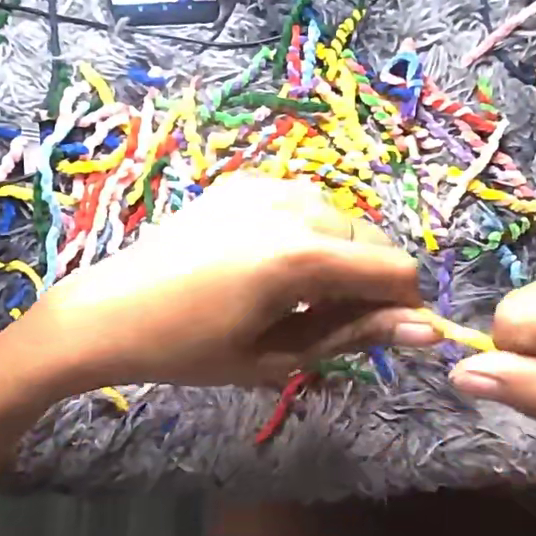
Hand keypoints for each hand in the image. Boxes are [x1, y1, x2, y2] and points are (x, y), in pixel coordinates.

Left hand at [26, 174, 439, 390]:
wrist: (109, 310)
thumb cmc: (188, 349)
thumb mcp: (275, 354)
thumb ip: (353, 335)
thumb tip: (426, 331)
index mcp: (300, 256)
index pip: (395, 269)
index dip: (402, 305)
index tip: (379, 333)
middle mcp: (292, 206)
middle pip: (372, 240)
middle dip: (367, 282)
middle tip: (325, 322)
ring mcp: (265, 186)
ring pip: (341, 219)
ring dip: (339, 256)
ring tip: (293, 294)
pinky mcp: (243, 181)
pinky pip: (304, 204)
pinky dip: (307, 233)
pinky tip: (269, 262)